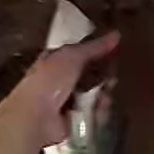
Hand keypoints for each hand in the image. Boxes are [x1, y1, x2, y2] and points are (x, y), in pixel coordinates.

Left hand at [0, 31, 119, 152]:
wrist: (36, 116)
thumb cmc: (50, 79)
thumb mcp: (72, 56)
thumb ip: (94, 46)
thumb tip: (116, 34)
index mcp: (56, 59)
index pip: (81, 51)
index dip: (98, 50)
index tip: (116, 48)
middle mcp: (62, 79)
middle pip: (91, 74)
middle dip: (105, 74)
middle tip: (115, 73)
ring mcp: (69, 100)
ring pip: (96, 93)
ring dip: (104, 93)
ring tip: (107, 92)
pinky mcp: (76, 120)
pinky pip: (95, 112)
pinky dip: (99, 110)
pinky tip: (100, 108)